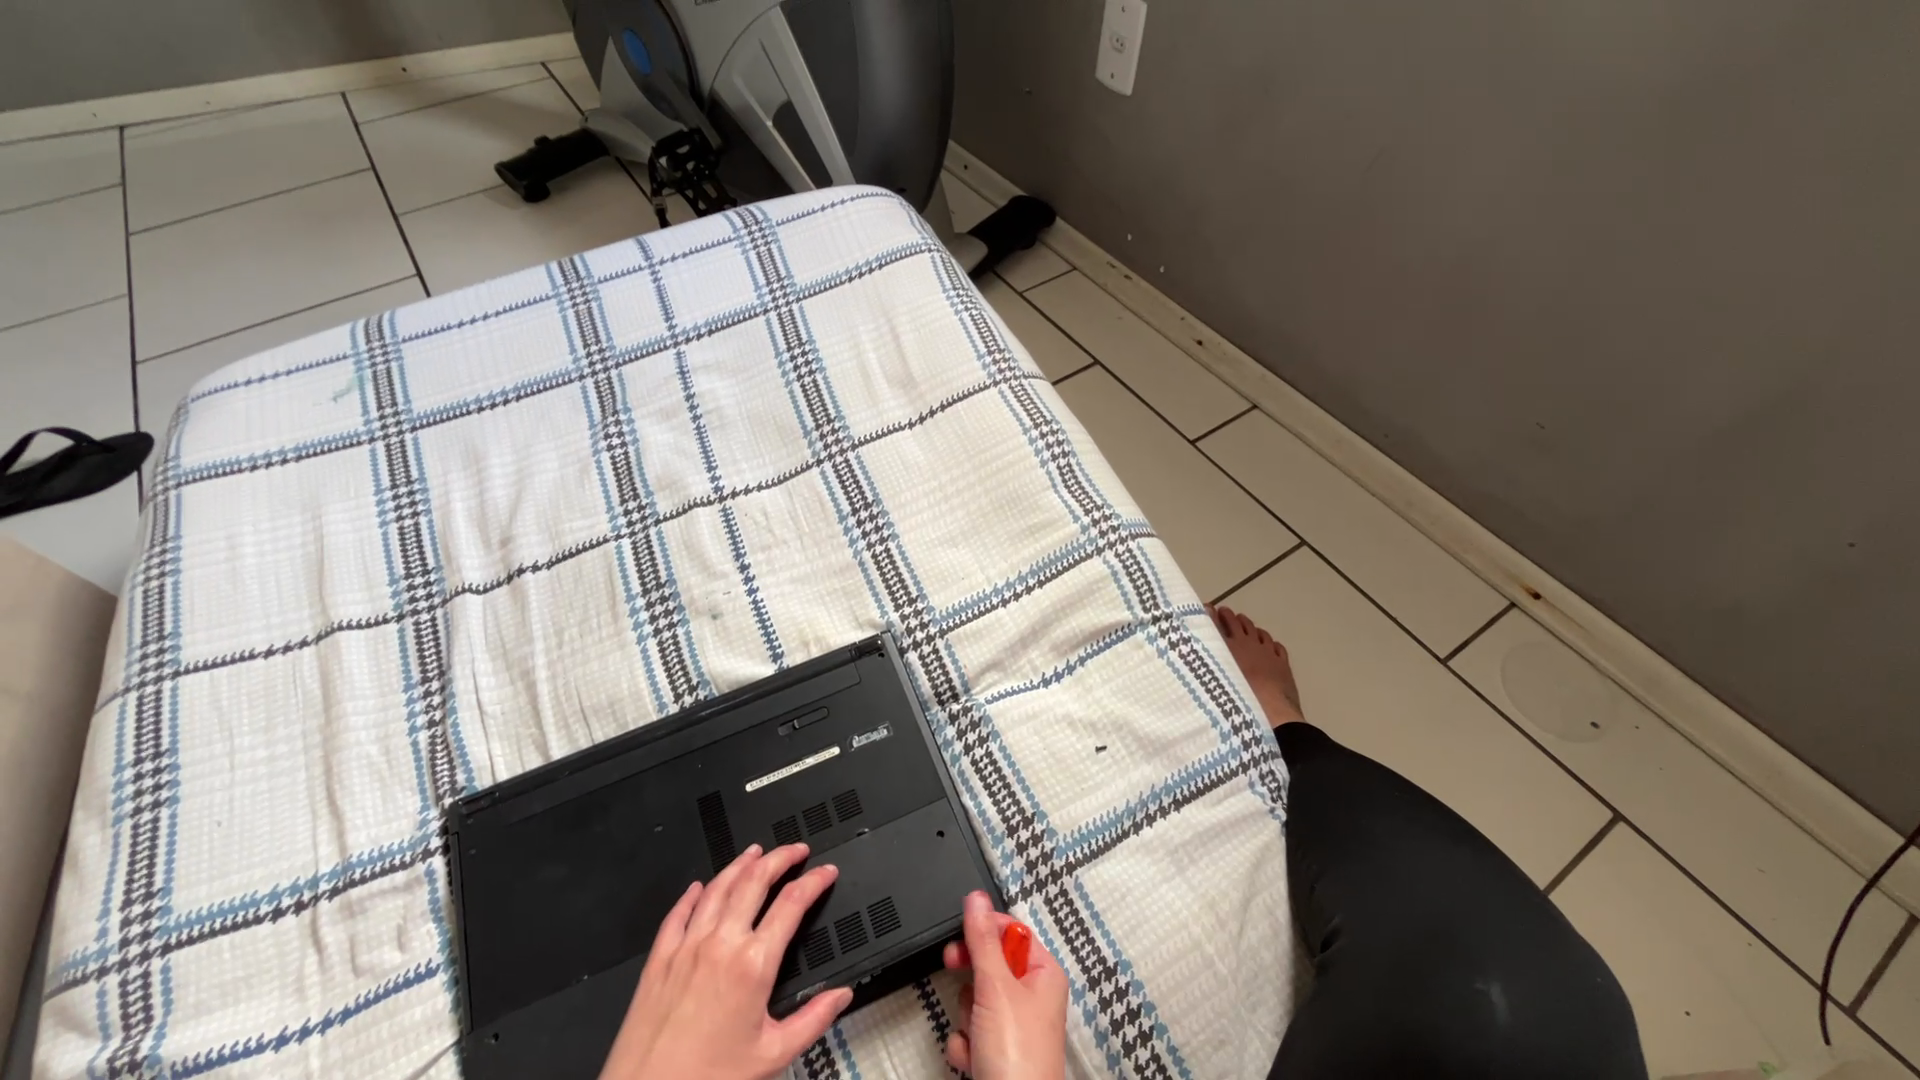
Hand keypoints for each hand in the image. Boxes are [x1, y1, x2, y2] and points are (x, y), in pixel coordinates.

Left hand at [598, 843, 852, 1079]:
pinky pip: (678, 913)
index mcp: (753, 965)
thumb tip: (840, 996)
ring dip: (740, 865)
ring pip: (717, 888)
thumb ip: (813, 1020)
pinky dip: (692, 894)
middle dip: (780, 858)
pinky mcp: (659, 960)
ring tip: (755, 853)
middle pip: (754, 881)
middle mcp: (719, 946)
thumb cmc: (705, 1079)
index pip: (792, 903)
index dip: (814, 881)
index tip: (825, 872)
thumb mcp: (773, 1054)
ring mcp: (686, 948)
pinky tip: (698, 887)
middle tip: (795, 850)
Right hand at [939, 891, 1069, 1079]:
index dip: (984, 929)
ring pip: (975, 998)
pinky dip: (965, 1042)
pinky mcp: (995, 1051)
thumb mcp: (996, 987)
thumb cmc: (1020, 1061)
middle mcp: (1031, 997)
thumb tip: (977, 900)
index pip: (1011, 931)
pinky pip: (969, 1029)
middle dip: (970, 977)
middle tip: (958, 970)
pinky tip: (973, 1055)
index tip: (962, 931)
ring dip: (966, 1014)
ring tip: (976, 1032)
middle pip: (989, 963)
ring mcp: (1013, 1026)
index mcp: (1043, 973)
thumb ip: (983, 940)